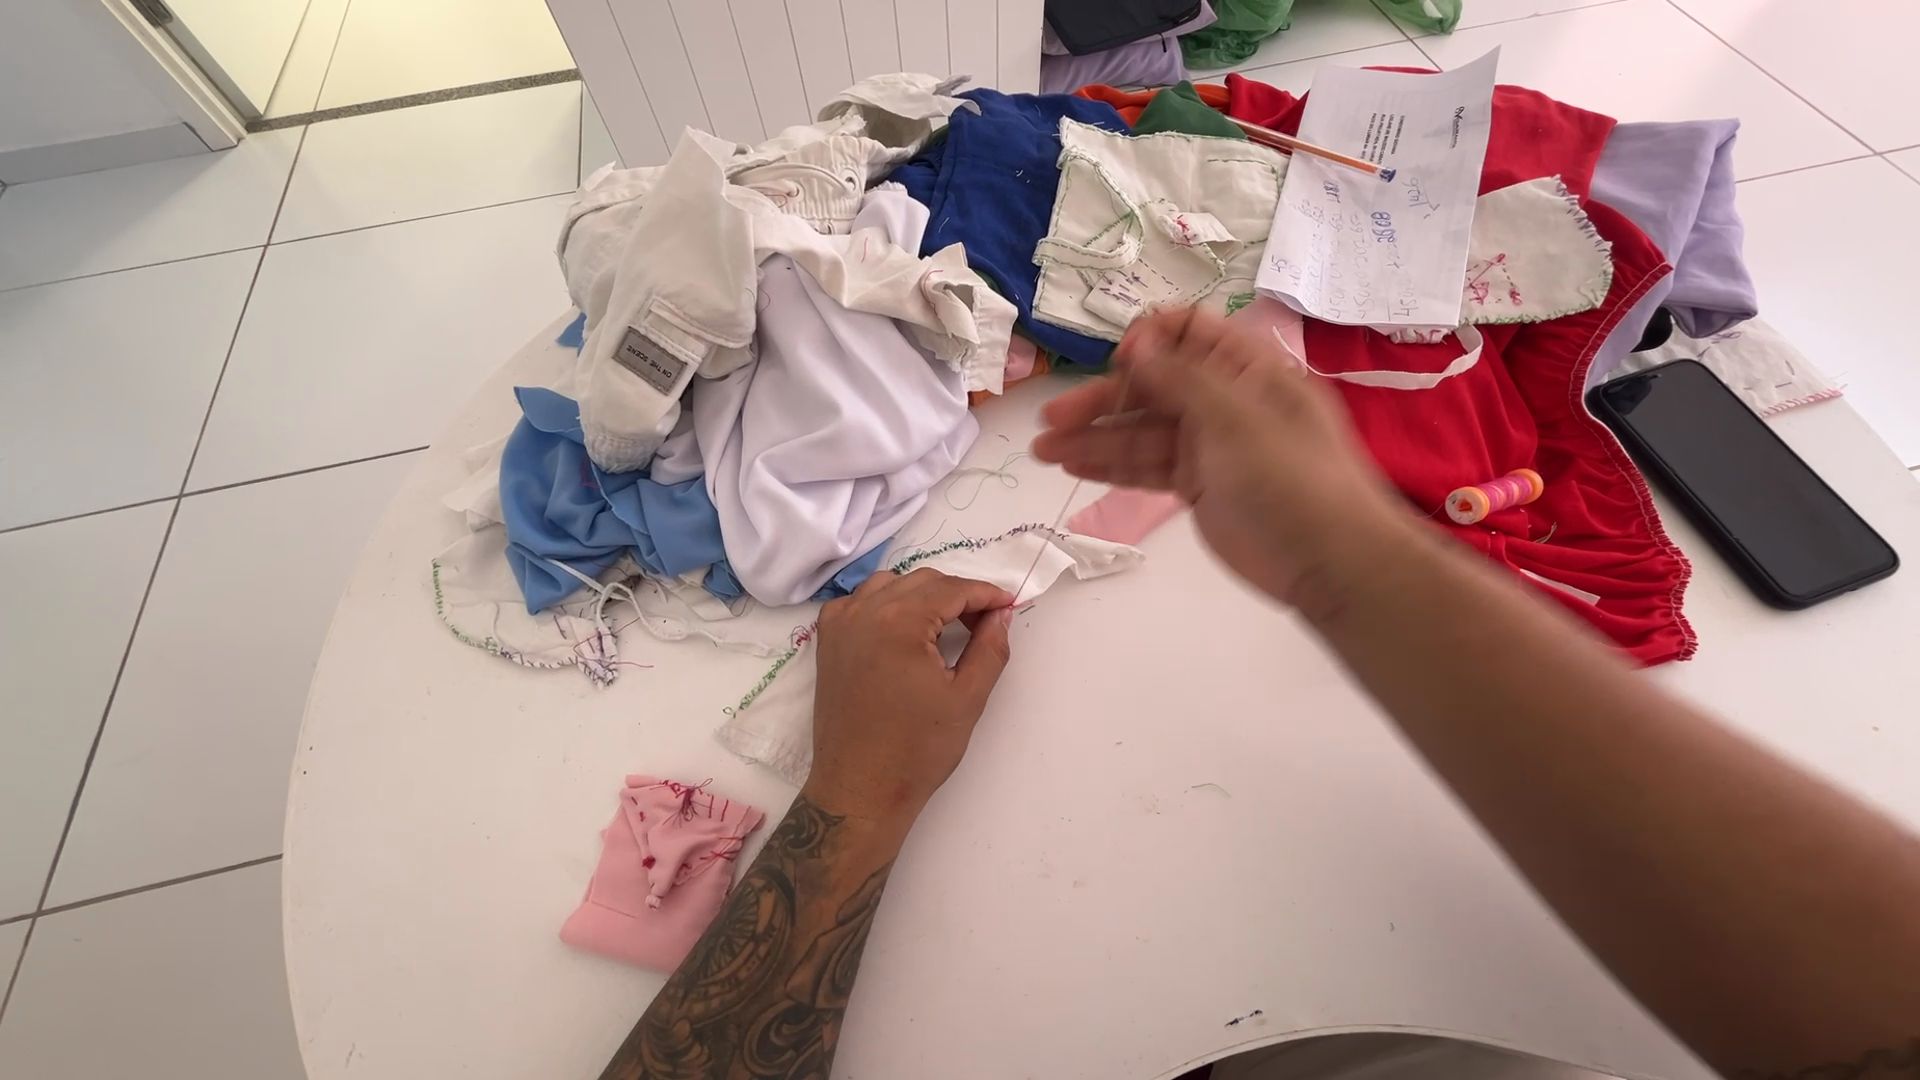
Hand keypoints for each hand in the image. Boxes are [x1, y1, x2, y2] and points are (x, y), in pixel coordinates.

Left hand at [805, 568, 1014, 831]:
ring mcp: (840, 624)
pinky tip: (902, 630)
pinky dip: (884, 604)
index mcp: (899, 621)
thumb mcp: (967, 697)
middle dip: (957, 595)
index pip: (951, 589)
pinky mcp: (828, 641)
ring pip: (890, 584)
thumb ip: (989, 646)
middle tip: (984, 622)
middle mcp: (864, 611)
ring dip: (921, 596)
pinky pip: (859, 602)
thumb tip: (1000, 614)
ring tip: (945, 626)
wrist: (860, 789)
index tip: (1007, 604)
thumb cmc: (917, 749)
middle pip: (922, 581)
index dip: (985, 594)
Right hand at [1031, 308, 1411, 611]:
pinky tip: (1074, 467)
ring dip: (1094, 439)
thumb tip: (1138, 339)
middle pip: (1151, 388)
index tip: (1118, 361)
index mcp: (1245, 370)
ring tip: (1043, 449)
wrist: (1327, 560)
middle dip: (1101, 401)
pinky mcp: (1194, 484)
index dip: (1150, 340)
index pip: (1190, 334)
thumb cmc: (1290, 479)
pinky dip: (1111, 467)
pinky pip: (1145, 467)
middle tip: (1052, 419)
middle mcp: (1223, 400)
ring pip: (1140, 433)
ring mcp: (1207, 445)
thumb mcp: (1237, 419)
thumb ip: (1182, 379)